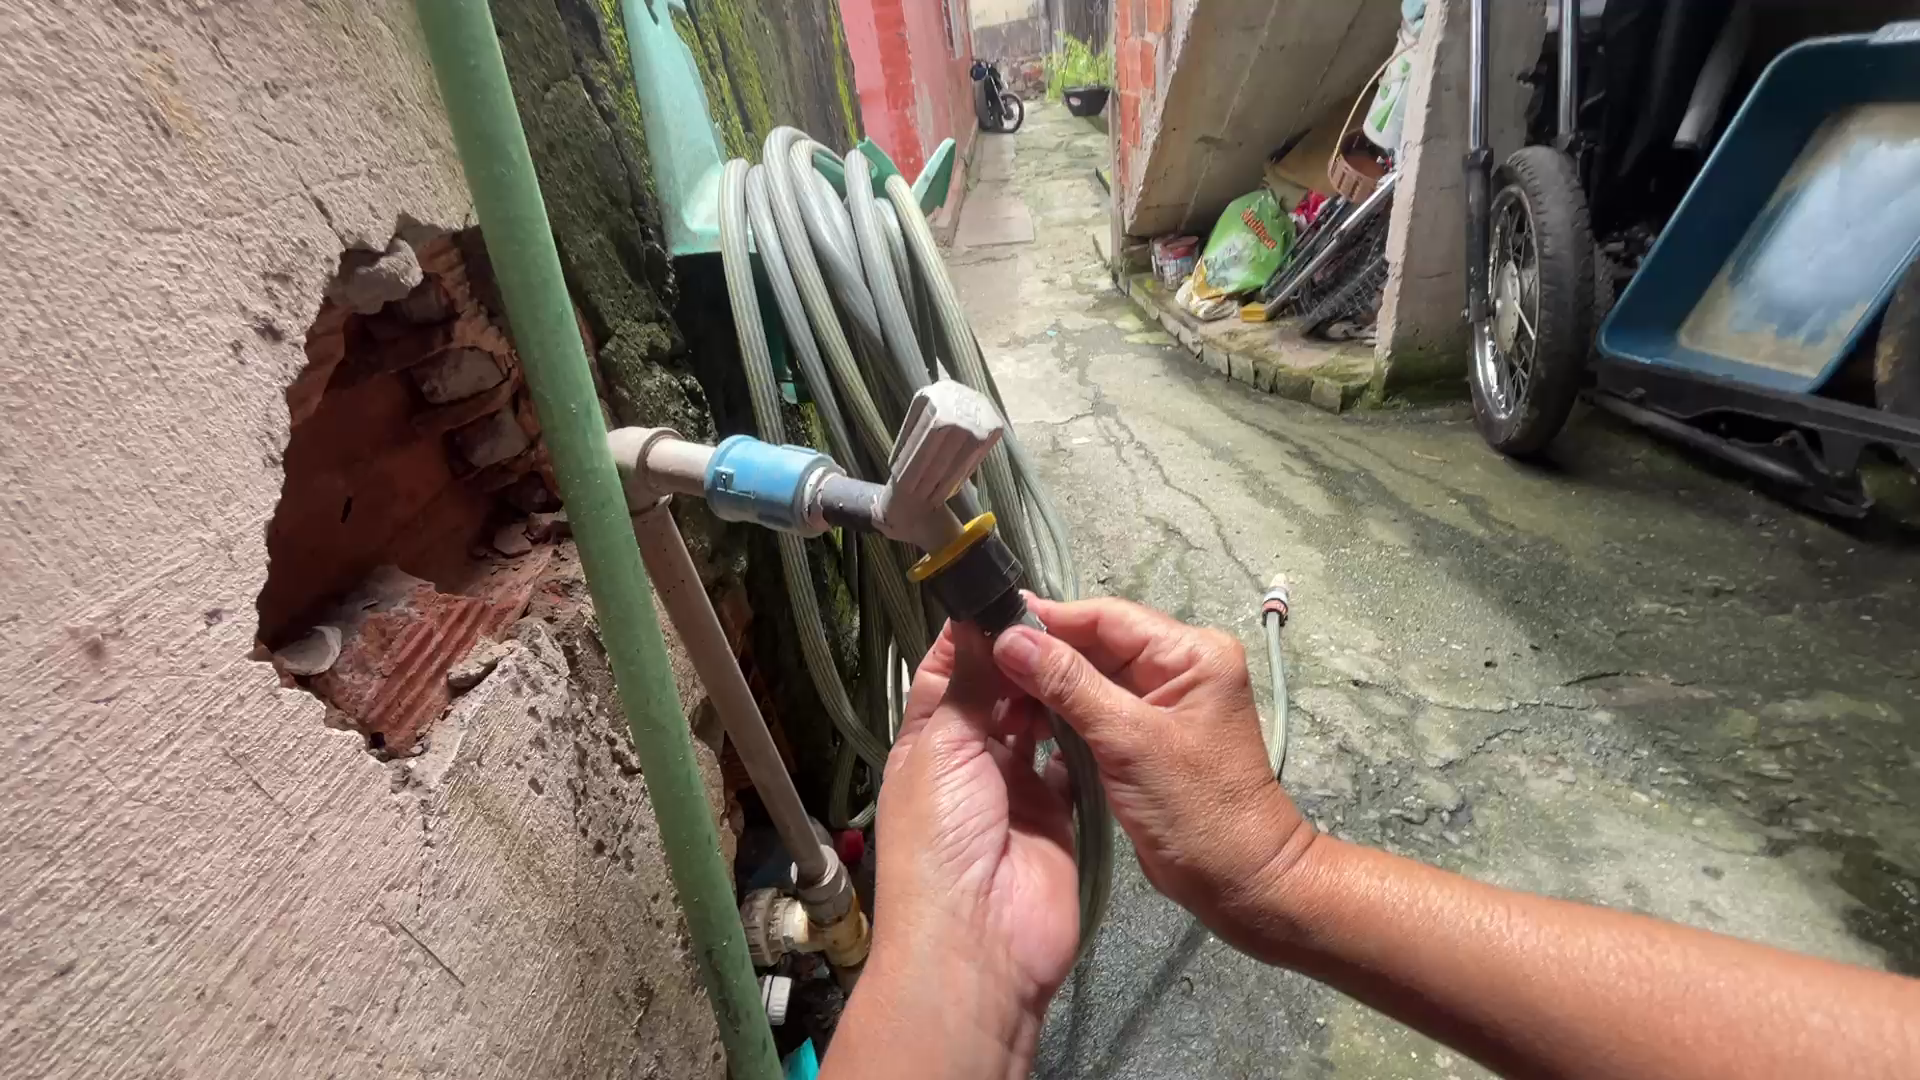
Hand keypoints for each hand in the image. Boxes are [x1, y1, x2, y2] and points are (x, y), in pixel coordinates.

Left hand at [836, 621, 1076, 1074]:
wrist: (981, 942)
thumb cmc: (944, 832)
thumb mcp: (945, 747)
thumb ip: (969, 685)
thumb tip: (973, 620)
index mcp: (928, 738)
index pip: (950, 671)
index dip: (975, 635)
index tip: (1007, 596)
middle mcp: (970, 755)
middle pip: (997, 693)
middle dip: (1020, 658)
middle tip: (1060, 617)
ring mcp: (1015, 783)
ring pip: (1035, 722)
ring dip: (1051, 691)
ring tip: (1082, 646)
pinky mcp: (1056, 810)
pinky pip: (1071, 762)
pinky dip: (1081, 735)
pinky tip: (1100, 697)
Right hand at [991, 596, 1319, 956]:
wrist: (1241, 884)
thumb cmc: (1195, 810)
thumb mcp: (1128, 740)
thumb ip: (1068, 684)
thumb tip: (1010, 637)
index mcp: (1190, 652)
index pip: (1107, 617)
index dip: (1050, 620)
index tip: (995, 625)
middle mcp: (1177, 663)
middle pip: (1095, 643)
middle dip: (1042, 656)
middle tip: (987, 666)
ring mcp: (1160, 697)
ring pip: (1089, 674)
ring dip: (1046, 686)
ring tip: (1000, 698)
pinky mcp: (1144, 729)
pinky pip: (1093, 705)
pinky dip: (1060, 711)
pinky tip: (1025, 719)